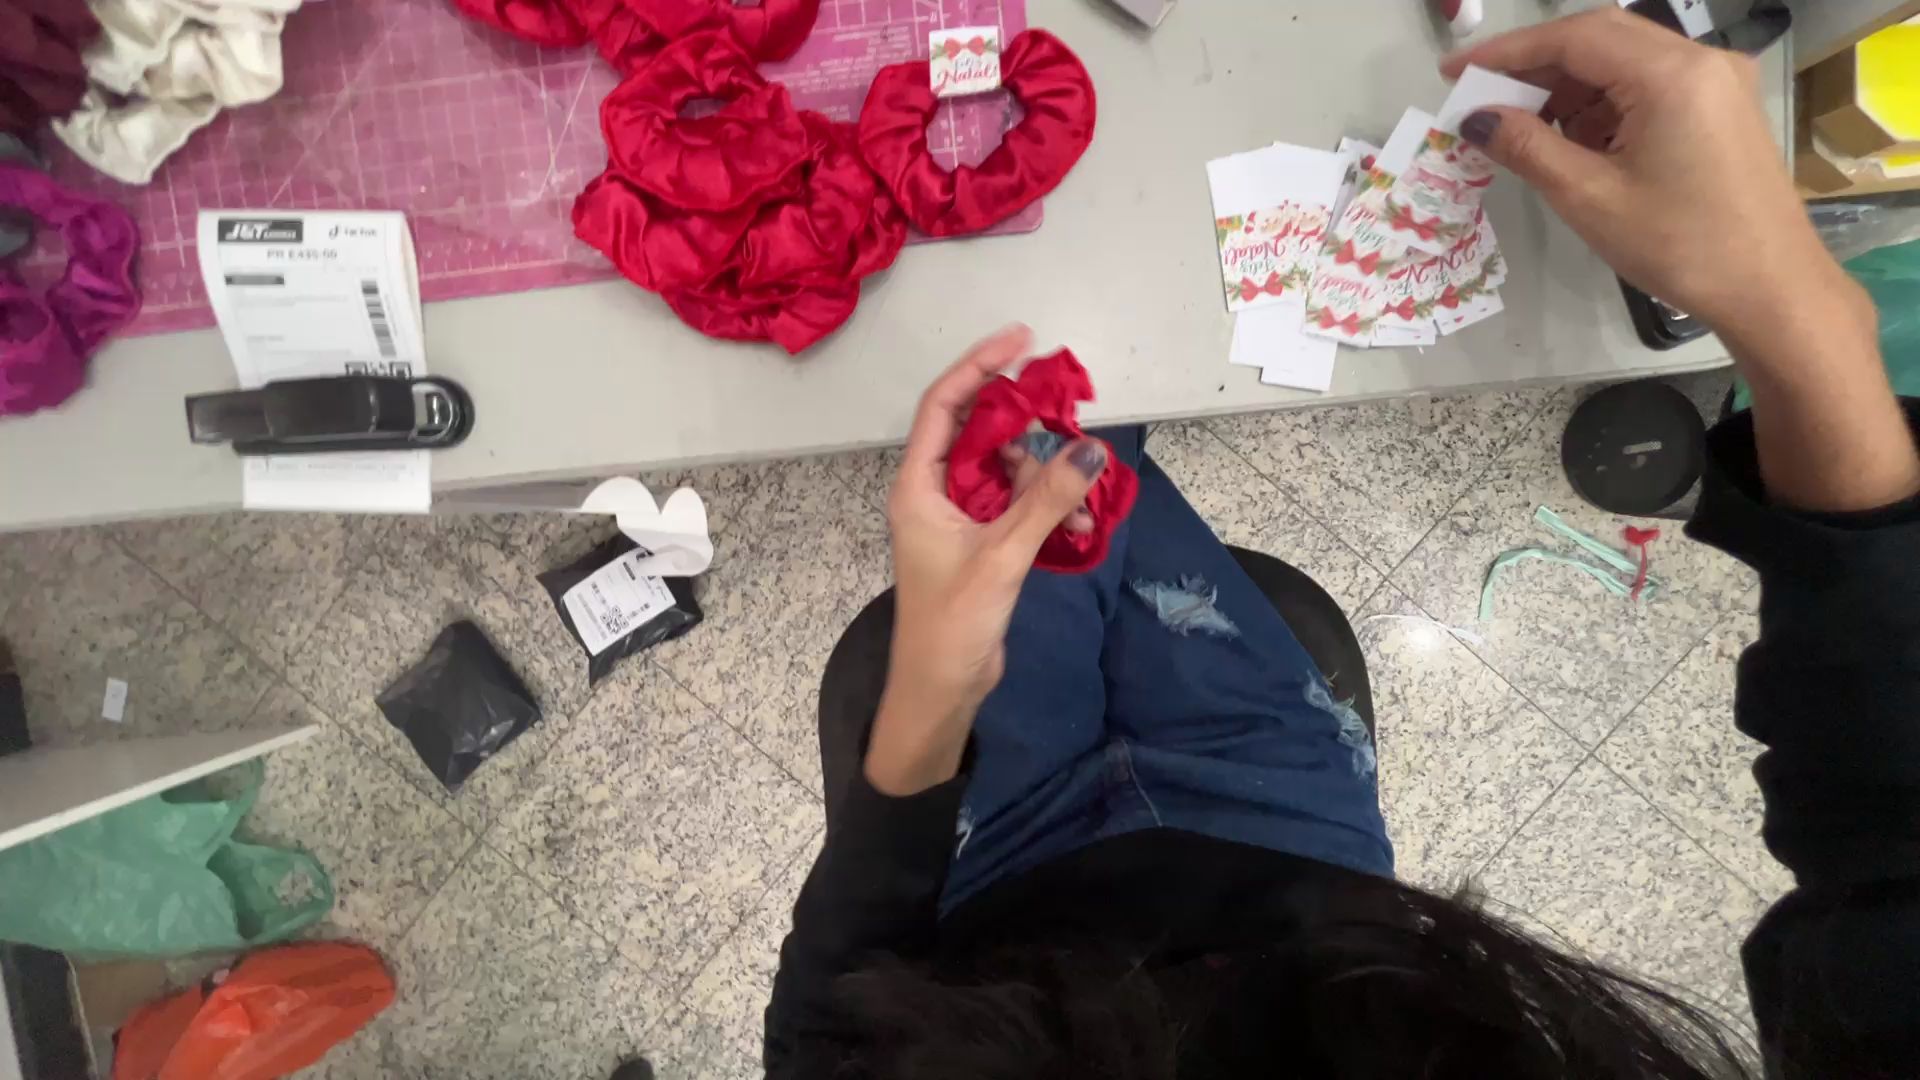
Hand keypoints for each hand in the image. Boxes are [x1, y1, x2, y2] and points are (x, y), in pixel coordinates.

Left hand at [865, 325, 1107, 794]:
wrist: (942, 689)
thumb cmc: (953, 624)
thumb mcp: (1001, 557)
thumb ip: (1045, 502)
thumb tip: (1091, 452)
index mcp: (919, 486)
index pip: (944, 406)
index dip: (978, 366)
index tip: (1020, 339)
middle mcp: (936, 492)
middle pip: (982, 434)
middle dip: (1028, 427)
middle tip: (1071, 416)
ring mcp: (960, 517)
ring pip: (1008, 472)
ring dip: (1048, 482)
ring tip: (1084, 507)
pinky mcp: (983, 541)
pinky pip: (1019, 506)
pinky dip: (1048, 511)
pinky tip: (1079, 531)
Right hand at [1441, 8, 1843, 332]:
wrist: (1760, 276)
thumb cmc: (1672, 240)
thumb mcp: (1587, 196)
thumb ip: (1528, 148)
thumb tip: (1475, 119)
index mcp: (1671, 76)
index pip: (1578, 38)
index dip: (1508, 50)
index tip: (1454, 71)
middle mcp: (1696, 62)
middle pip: (1598, 40)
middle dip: (1528, 65)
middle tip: (1471, 96)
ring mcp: (1706, 83)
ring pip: (1614, 64)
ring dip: (1554, 88)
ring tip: (1502, 125)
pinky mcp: (1705, 108)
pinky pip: (1633, 90)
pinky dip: (1584, 106)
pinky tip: (1551, 137)